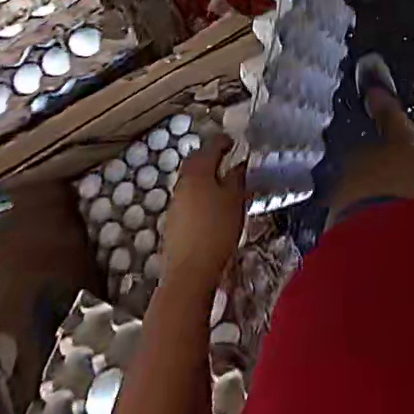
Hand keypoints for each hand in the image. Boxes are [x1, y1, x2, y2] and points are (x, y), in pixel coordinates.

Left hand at [162, 133, 247, 286]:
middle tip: (229, 158)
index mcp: (197, 173)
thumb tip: (239, 164)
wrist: (190, 272)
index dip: (223, 141)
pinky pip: (189, 198)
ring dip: (206, 176)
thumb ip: (237, 178)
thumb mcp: (235, 200)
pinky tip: (214, 205)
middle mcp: (182, 184)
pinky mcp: (174, 222)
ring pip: (191, 181)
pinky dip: (201, 193)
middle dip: (211, 157)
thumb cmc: (216, 230)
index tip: (234, 142)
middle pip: (196, 162)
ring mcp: (175, 204)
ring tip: (225, 182)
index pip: (209, 147)